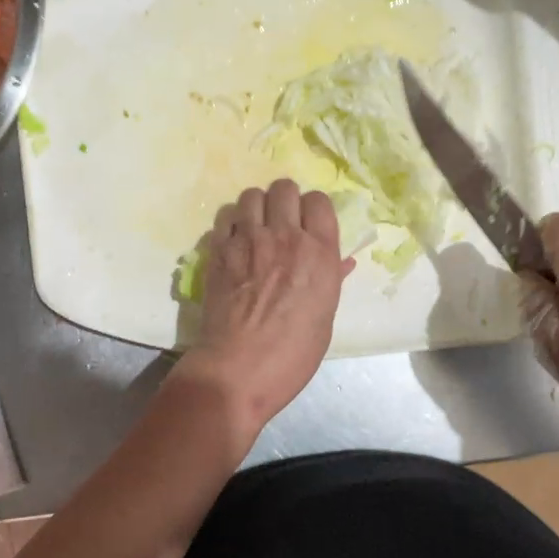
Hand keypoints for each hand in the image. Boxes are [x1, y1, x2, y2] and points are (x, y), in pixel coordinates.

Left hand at [176, 179, 354, 436]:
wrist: (239, 369)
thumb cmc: (292, 354)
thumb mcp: (325, 319)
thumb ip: (330, 281)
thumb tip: (340, 263)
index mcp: (319, 253)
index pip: (319, 201)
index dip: (314, 210)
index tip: (311, 226)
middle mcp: (285, 237)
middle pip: (284, 188)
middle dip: (285, 201)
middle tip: (283, 222)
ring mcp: (248, 241)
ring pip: (251, 196)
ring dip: (256, 208)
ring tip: (256, 229)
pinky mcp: (218, 251)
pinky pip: (225, 218)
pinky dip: (232, 225)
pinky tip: (234, 244)